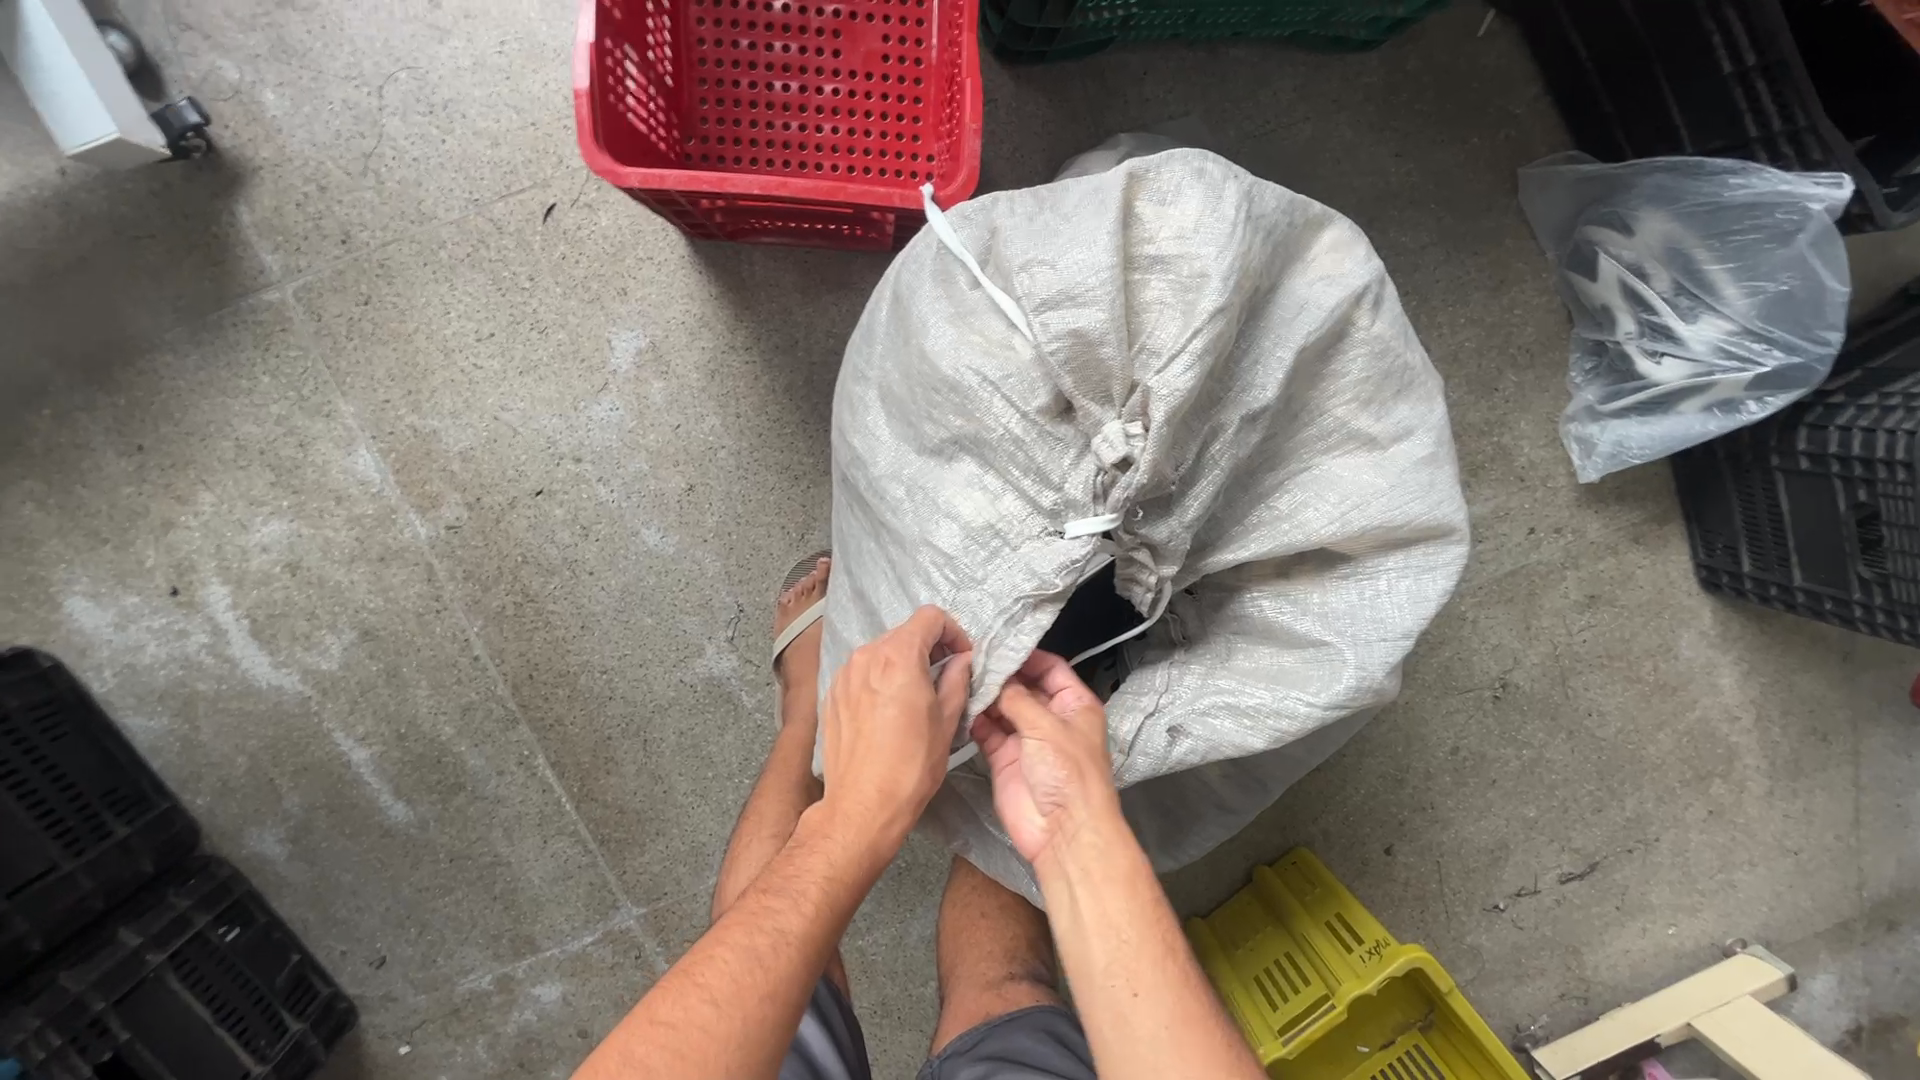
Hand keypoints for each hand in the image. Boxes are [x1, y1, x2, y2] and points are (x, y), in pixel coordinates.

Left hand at [815, 606, 973, 858]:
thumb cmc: (910, 766)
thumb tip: (961, 660)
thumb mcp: (947, 721)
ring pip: (882, 651)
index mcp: (898, 657)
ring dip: (904, 662)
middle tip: (946, 675)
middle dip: (929, 647)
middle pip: (904, 632)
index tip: (961, 656)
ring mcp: (845, 674)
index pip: (930, 617)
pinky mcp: (832, 694)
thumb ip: (957, 679)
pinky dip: (881, 677)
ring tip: (918, 694)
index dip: (952, 631)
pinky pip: (863, 671)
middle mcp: (866, 656)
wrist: (862, 805)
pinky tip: (891, 708)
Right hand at [973, 651, 1117, 866]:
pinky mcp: (1006, 758)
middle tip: (972, 660)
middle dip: (1000, 675)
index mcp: (1074, 704)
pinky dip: (975, 720)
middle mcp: (1051, 718)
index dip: (1027, 656)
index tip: (999, 646)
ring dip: (985, 696)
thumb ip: (1018, 699)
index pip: (1050, 668)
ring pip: (1002, 707)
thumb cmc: (1070, 775)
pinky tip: (960, 706)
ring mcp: (1027, 738)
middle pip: (1022, 686)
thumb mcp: (1047, 727)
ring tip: (962, 679)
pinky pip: (987, 731)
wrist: (1063, 831)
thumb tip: (997, 680)